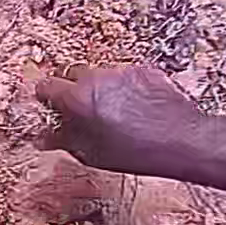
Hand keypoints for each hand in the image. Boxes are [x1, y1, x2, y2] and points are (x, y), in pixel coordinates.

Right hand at [35, 65, 210, 174]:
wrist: (182, 141)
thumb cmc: (134, 152)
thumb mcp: (90, 153)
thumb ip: (62, 140)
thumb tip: (42, 138)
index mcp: (77, 97)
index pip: (46, 86)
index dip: (44, 97)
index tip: (47, 106)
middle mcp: (96, 78)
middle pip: (70, 73)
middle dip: (68, 87)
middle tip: (73, 108)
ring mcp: (121, 72)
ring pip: (97, 74)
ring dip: (95, 87)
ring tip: (105, 110)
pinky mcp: (144, 71)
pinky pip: (122, 76)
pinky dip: (119, 87)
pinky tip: (129, 107)